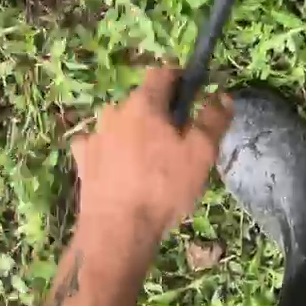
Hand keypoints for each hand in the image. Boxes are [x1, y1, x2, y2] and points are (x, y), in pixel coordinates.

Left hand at [70, 66, 231, 247]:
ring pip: (123, 123)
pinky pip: (102, 145)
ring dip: (137, 132)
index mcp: (144, 103)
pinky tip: (123, 170)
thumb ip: (214, 119)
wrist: (117, 232)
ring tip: (153, 161)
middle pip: (143, 100)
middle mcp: (115, 111)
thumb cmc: (163, 187)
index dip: (181, 78)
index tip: (195, 94)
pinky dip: (114, 150)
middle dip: (162, 112)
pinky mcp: (83, 160)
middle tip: (180, 138)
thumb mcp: (201, 153)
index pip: (163, 72)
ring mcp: (95, 136)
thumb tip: (222, 95)